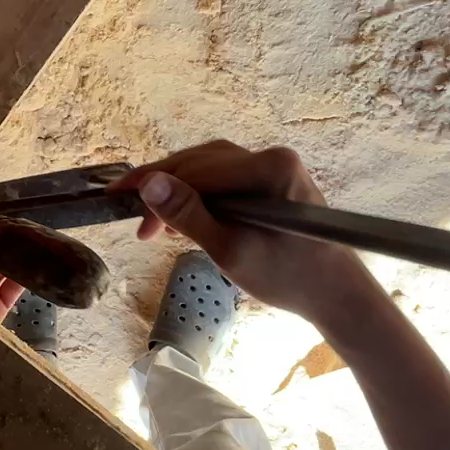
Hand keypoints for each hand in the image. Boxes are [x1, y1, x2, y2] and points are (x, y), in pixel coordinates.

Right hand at [111, 141, 387, 317]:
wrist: (334, 293)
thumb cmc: (286, 277)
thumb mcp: (228, 249)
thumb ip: (188, 213)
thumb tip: (147, 183)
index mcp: (267, 167)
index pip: (194, 169)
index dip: (151, 184)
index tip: (116, 199)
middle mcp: (271, 156)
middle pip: (199, 163)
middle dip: (163, 191)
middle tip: (138, 225)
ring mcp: (272, 166)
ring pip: (207, 169)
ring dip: (178, 194)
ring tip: (159, 227)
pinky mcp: (270, 179)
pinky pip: (222, 178)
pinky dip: (198, 196)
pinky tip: (184, 220)